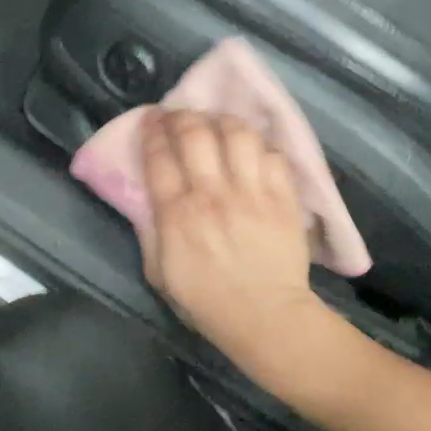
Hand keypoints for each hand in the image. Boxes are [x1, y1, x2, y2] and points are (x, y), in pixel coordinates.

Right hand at [139, 109, 346, 389]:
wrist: (263, 315)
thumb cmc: (203, 299)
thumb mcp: (158, 271)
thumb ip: (151, 230)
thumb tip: (146, 198)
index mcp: (176, 214)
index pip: (159, 157)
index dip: (152, 131)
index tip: (150, 119)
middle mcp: (212, 194)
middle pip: (196, 134)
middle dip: (182, 117)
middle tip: (178, 115)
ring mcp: (252, 192)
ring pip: (237, 134)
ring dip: (222, 122)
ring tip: (217, 125)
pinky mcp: (284, 197)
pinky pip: (272, 154)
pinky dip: (259, 146)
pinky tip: (251, 152)